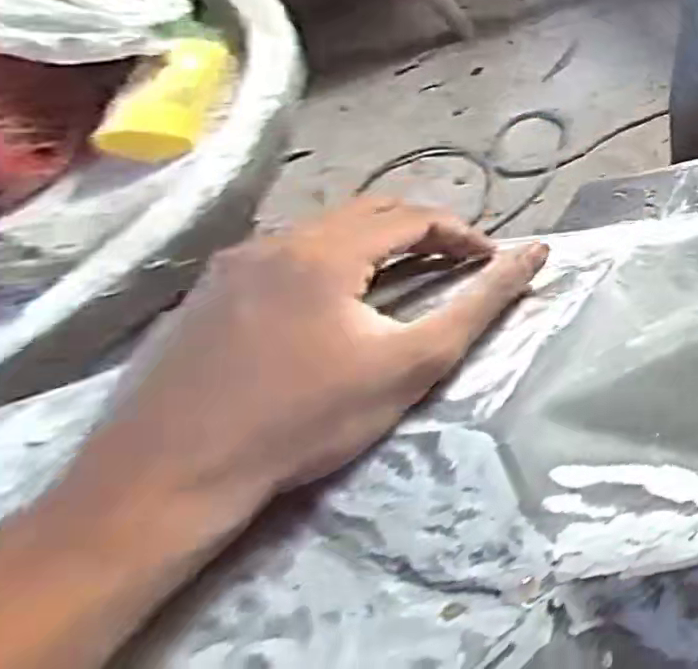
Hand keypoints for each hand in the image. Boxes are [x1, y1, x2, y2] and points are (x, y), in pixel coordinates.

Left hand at [0, 199, 546, 668]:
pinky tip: (334, 304)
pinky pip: (284, 255)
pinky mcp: (201, 298)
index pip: (414, 217)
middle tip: (456, 263)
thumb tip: (536, 251)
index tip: (490, 261)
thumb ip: (484, 301)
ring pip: (324, 231)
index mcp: (324, 252)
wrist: (160, 486)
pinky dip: (330, 261)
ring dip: (376, 244)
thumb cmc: (306, 419)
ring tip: (404, 280)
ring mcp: (228, 268)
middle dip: (423, 231)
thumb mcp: (415, 361)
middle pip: (369, 212)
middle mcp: (273, 243)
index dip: (463, 233)